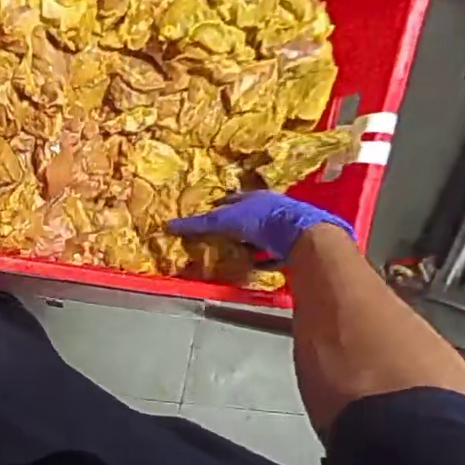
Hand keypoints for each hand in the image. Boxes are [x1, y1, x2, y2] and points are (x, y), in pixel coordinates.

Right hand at [167, 191, 353, 259]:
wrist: (298, 235)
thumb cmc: (258, 221)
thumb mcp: (222, 221)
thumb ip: (196, 225)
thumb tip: (166, 226)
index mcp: (254, 197)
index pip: (231, 200)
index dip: (217, 207)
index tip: (205, 215)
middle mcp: (271, 208)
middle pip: (247, 216)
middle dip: (233, 225)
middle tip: (217, 235)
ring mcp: (283, 227)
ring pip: (261, 234)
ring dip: (248, 242)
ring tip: (232, 252)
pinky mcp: (292, 245)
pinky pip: (273, 253)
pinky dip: (263, 259)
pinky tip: (253, 266)